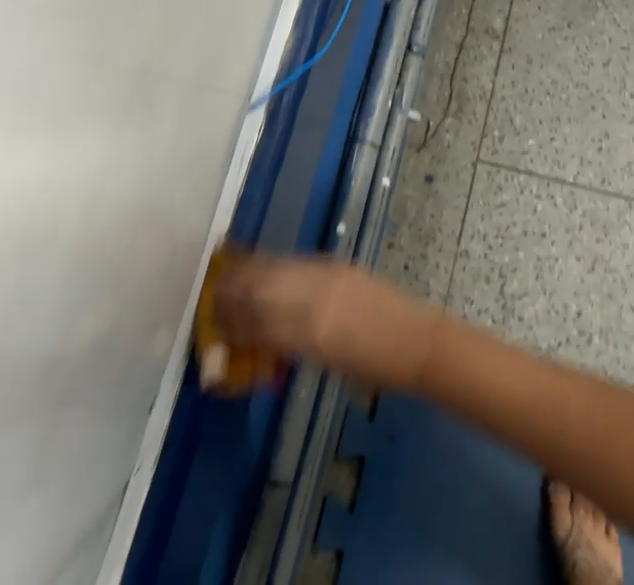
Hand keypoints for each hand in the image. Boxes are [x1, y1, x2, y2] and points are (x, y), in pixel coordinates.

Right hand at [211, 256, 448, 391]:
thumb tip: (253, 337)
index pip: (255, 323)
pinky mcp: (333, 265)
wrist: (421, 342)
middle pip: (256, 288)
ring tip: (227, 280)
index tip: (215, 330)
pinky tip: (260, 271)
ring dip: (242, 274)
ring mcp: (324, 277)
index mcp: (311, 333)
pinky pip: (289, 263)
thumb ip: (287, 346)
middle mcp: (313, 300)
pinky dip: (268, 267)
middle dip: (228, 293)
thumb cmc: (377, 369)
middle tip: (212, 301)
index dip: (230, 326)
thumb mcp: (326, 365)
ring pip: (270, 269)